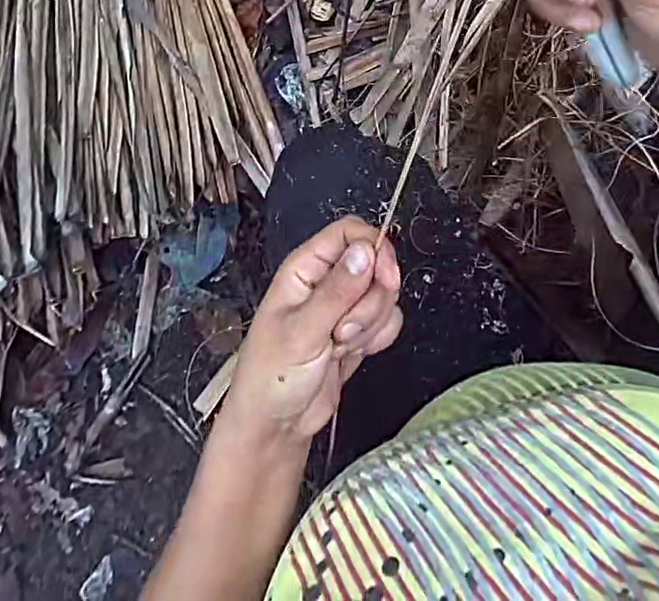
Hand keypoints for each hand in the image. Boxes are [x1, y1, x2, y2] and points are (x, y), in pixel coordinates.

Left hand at [221, 216, 402, 443]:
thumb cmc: (270, 376)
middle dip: (371, 300)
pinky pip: (387, 320)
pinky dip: (378, 339)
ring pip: (384, 294)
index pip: (350, 233)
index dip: (374, 249)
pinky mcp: (357, 329)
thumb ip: (337, 291)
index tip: (384, 277)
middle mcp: (326, 280)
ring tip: (339, 344)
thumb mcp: (302, 332)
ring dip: (371, 323)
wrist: (275, 425)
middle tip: (343, 328)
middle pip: (375, 263)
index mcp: (305, 268)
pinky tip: (352, 353)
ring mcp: (343, 305)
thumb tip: (366, 251)